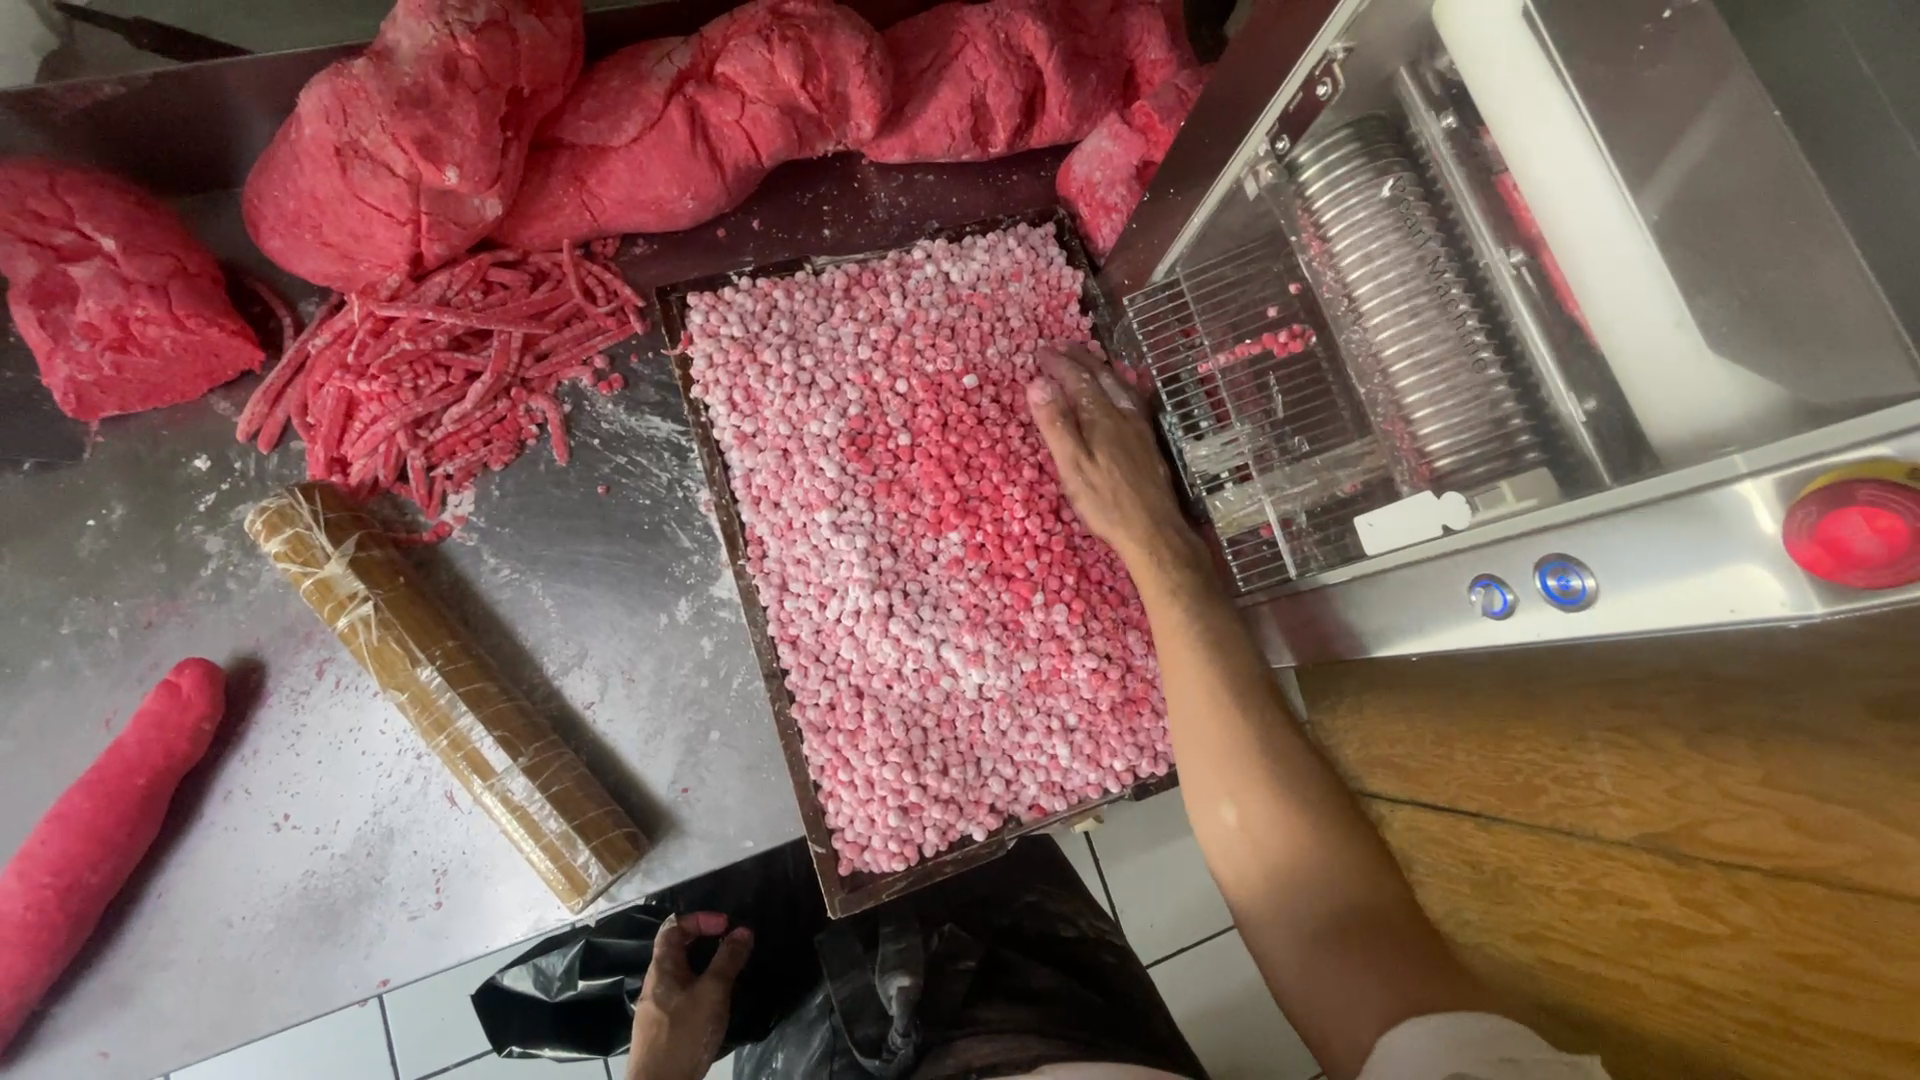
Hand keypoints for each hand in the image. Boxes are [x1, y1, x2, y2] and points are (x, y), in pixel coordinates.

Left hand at [624, 913, 752, 1079]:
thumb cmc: (683, 1035)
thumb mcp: (712, 993)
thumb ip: (728, 960)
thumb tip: (743, 930)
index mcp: (662, 969)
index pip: (674, 927)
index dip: (700, 919)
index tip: (726, 927)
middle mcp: (657, 983)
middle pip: (678, 948)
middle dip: (707, 941)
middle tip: (733, 946)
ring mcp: (659, 1007)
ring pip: (683, 973)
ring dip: (707, 966)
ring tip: (732, 973)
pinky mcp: (665, 1027)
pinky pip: (685, 994)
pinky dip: (703, 988)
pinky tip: (719, 1003)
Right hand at [1026, 343, 1204, 574]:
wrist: (1153, 529)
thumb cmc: (1106, 503)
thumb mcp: (1072, 465)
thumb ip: (1056, 424)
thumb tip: (1038, 383)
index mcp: (1103, 418)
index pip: (1078, 380)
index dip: (1059, 364)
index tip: (1040, 352)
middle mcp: (1124, 415)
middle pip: (1102, 377)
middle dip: (1080, 359)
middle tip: (1060, 346)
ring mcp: (1140, 428)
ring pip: (1121, 385)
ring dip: (1100, 368)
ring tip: (1088, 360)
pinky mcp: (1147, 443)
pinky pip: (1131, 400)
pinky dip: (1119, 386)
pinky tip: (1121, 393)